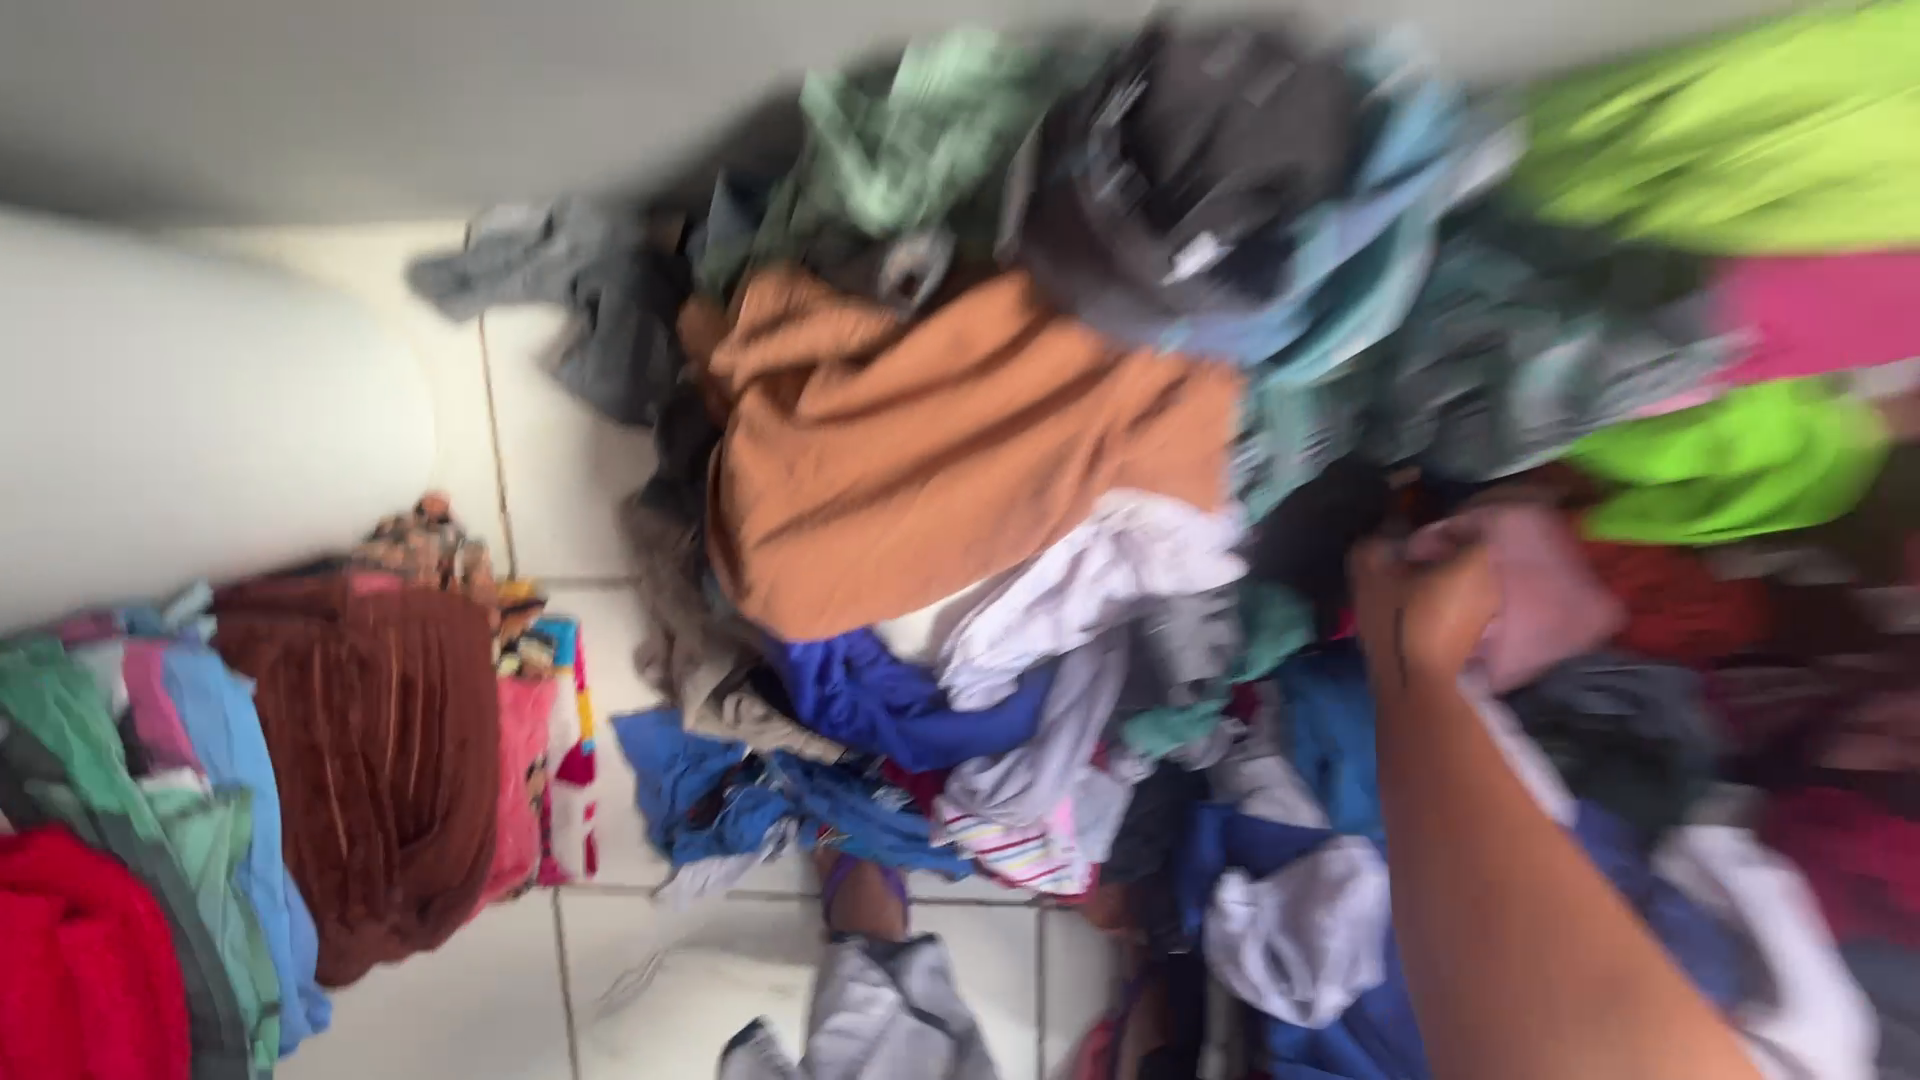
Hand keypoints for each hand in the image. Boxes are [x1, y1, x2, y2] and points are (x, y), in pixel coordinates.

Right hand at [1348, 537, 1498, 684]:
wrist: (1416, 680)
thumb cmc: (1399, 620)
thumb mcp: (1372, 577)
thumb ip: (1376, 548)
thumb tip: (1385, 539)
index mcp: (1473, 562)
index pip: (1471, 531)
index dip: (1444, 532)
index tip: (1416, 543)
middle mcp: (1491, 583)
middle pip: (1470, 559)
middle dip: (1444, 558)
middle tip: (1409, 565)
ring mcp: (1490, 612)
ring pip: (1469, 584)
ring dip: (1445, 582)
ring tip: (1412, 590)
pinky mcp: (1481, 635)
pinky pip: (1466, 606)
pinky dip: (1448, 604)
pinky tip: (1420, 613)